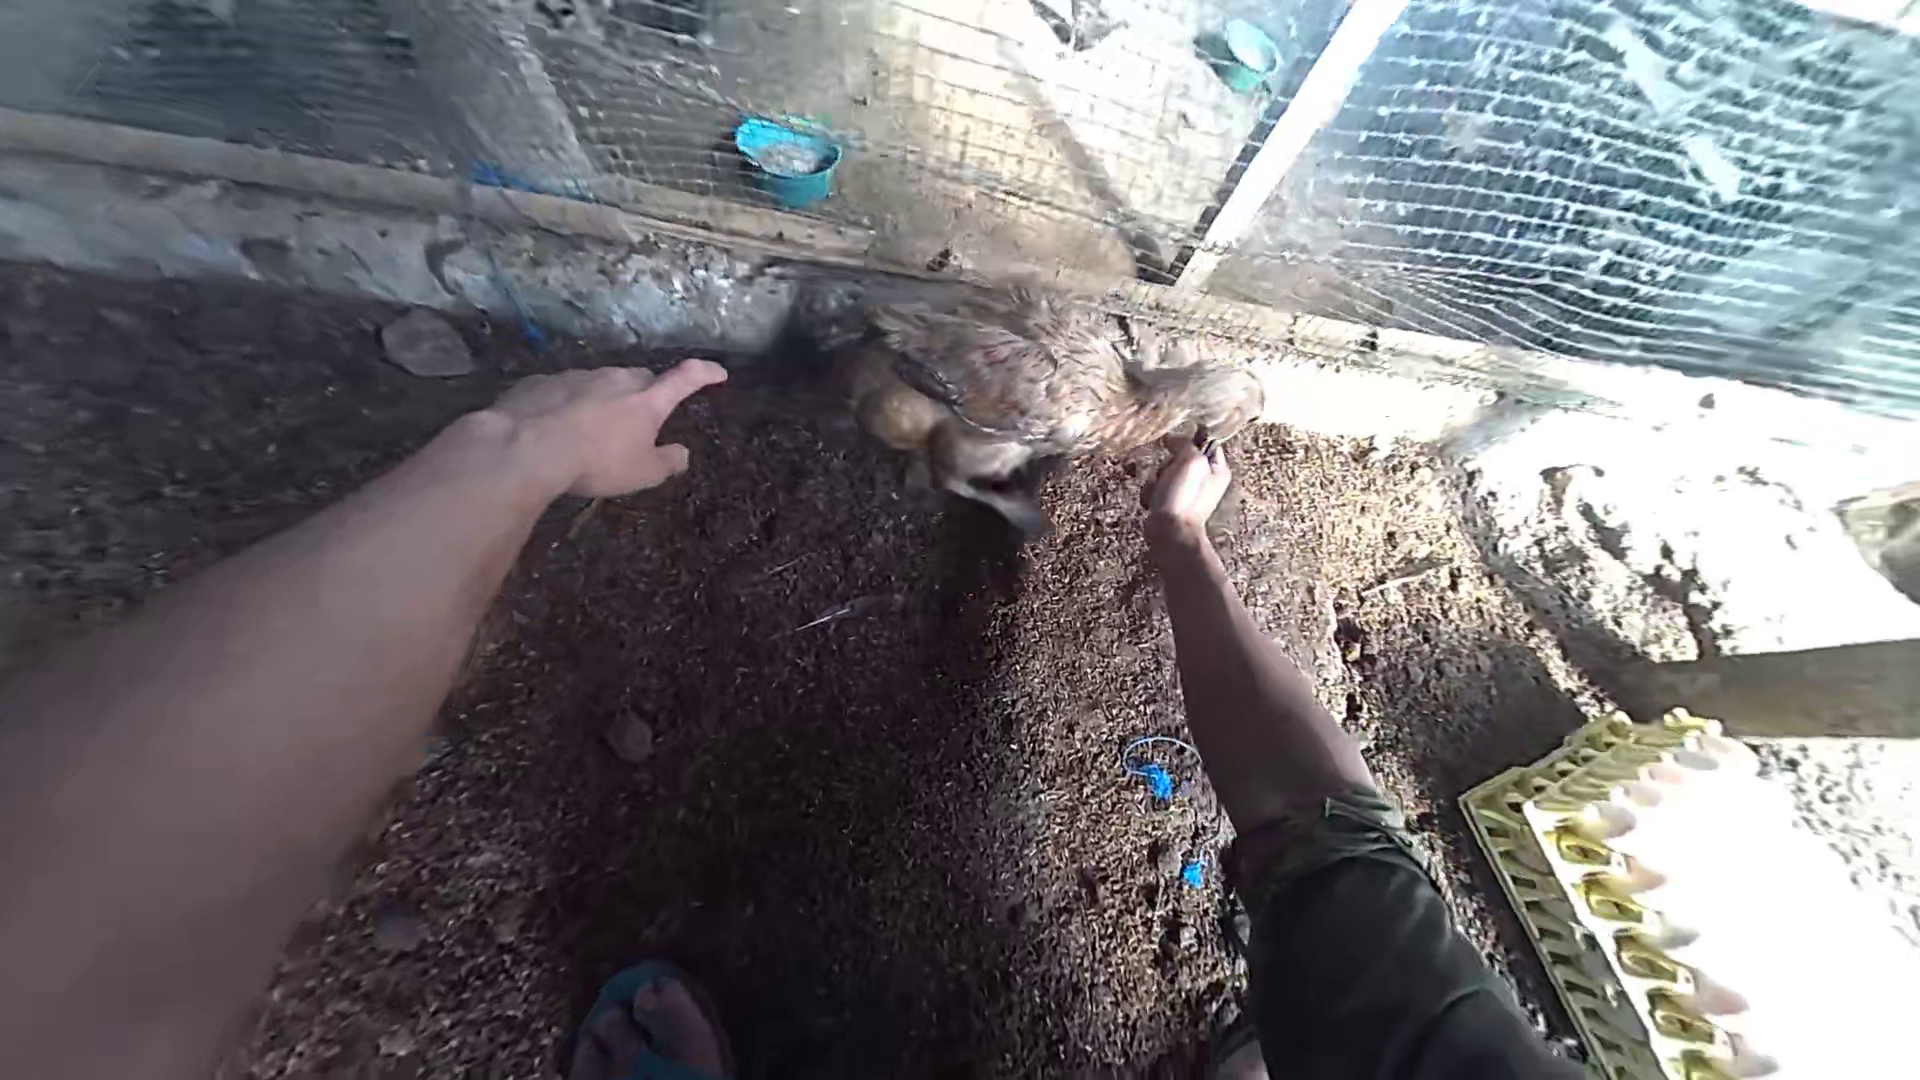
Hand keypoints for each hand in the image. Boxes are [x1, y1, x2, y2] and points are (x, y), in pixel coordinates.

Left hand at [486, 360, 727, 496]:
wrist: (523, 448)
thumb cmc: (596, 462)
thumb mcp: (643, 473)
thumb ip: (668, 462)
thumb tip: (681, 453)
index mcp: (647, 401)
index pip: (686, 378)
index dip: (705, 373)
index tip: (719, 372)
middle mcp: (615, 380)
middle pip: (641, 378)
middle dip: (647, 392)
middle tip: (643, 417)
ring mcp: (576, 377)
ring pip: (601, 382)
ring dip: (606, 399)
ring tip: (596, 429)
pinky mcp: (541, 383)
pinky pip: (565, 390)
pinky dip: (570, 404)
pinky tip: (559, 427)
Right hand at [1144, 437, 1228, 544]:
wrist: (1170, 531)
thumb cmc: (1184, 497)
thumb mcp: (1190, 461)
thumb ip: (1184, 444)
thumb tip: (1172, 438)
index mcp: (1217, 469)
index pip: (1205, 443)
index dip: (1188, 441)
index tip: (1173, 443)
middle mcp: (1205, 480)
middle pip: (1179, 457)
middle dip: (1167, 464)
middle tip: (1167, 474)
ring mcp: (1187, 492)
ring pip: (1164, 472)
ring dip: (1156, 479)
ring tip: (1158, 491)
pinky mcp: (1171, 502)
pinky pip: (1156, 488)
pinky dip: (1151, 493)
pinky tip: (1153, 501)